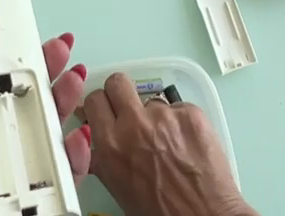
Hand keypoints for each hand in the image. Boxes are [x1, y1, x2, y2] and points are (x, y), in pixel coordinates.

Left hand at [0, 34, 91, 215]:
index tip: (26, 37)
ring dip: (63, 110)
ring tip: (73, 84)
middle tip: (62, 51)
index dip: (7, 62)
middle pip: (22, 110)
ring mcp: (8, 187)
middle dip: (45, 77)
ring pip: (44, 141)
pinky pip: (59, 187)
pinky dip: (74, 162)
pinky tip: (77, 144)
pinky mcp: (29, 213)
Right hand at [82, 73, 255, 215]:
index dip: (101, 105)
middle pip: (118, 82)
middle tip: (130, 110)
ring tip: (168, 144)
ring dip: (156, 116)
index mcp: (111, 145)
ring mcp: (164, 115)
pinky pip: (179, 108)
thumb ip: (103, 157)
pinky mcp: (191, 112)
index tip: (107, 110)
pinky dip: (181, 123)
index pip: (94, 99)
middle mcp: (135, 124)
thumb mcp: (119, 187)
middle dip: (121, 93)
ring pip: (152, 100)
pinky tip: (187, 146)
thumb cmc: (161, 213)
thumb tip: (93, 137)